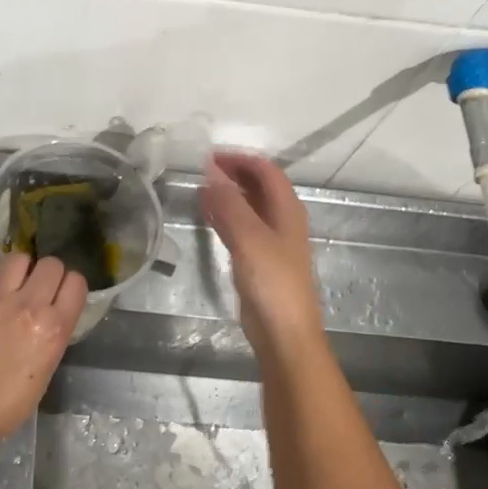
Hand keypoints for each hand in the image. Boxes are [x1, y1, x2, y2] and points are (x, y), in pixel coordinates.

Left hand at [0, 238, 87, 439]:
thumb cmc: (15, 397)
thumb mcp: (50, 363)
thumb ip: (56, 329)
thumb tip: (56, 304)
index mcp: (55, 328)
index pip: (76, 282)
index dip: (72, 284)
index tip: (65, 290)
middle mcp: (30, 307)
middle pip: (51, 264)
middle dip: (50, 271)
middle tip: (41, 283)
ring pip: (19, 257)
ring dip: (22, 264)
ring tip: (17, 276)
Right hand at [202, 151, 323, 356]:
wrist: (284, 333)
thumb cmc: (272, 283)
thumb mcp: (249, 238)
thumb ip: (230, 203)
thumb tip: (211, 172)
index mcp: (287, 210)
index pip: (266, 170)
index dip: (240, 158)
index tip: (209, 155)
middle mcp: (282, 220)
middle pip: (259, 185)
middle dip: (233, 173)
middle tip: (201, 169)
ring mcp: (272, 241)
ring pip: (250, 206)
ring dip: (228, 193)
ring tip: (200, 188)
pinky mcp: (259, 260)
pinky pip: (241, 227)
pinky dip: (226, 216)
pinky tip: (208, 217)